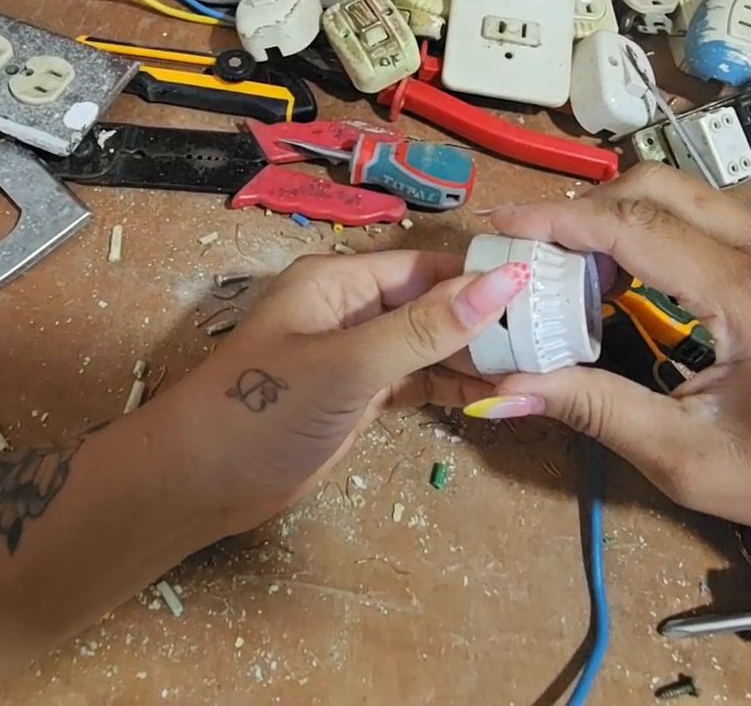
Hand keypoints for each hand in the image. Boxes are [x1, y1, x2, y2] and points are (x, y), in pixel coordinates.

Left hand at [146, 251, 528, 536]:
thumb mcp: (350, 363)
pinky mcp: (358, 396)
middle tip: (549, 338)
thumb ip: (425, 326)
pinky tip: (491, 393)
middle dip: (482, 320)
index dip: (478, 278)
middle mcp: (349, 309)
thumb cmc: (266, 407)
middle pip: (428, 304)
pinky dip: (448, 385)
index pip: (422, 267)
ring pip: (425, 344)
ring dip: (470, 356)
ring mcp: (355, 355)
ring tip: (534, 368)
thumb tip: (503, 281)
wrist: (202, 482)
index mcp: (338, 281)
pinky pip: (414, 379)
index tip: (541, 291)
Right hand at [467, 164, 750, 550]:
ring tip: (564, 260)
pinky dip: (643, 224)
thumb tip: (507, 387)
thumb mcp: (692, 461)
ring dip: (611, 212)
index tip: (498, 222)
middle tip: (528, 246)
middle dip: (580, 207)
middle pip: (654, 187)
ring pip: (676, 190)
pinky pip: (698, 212)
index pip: (637, 228)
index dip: (557, 219)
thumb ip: (596, 410)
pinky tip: (618, 268)